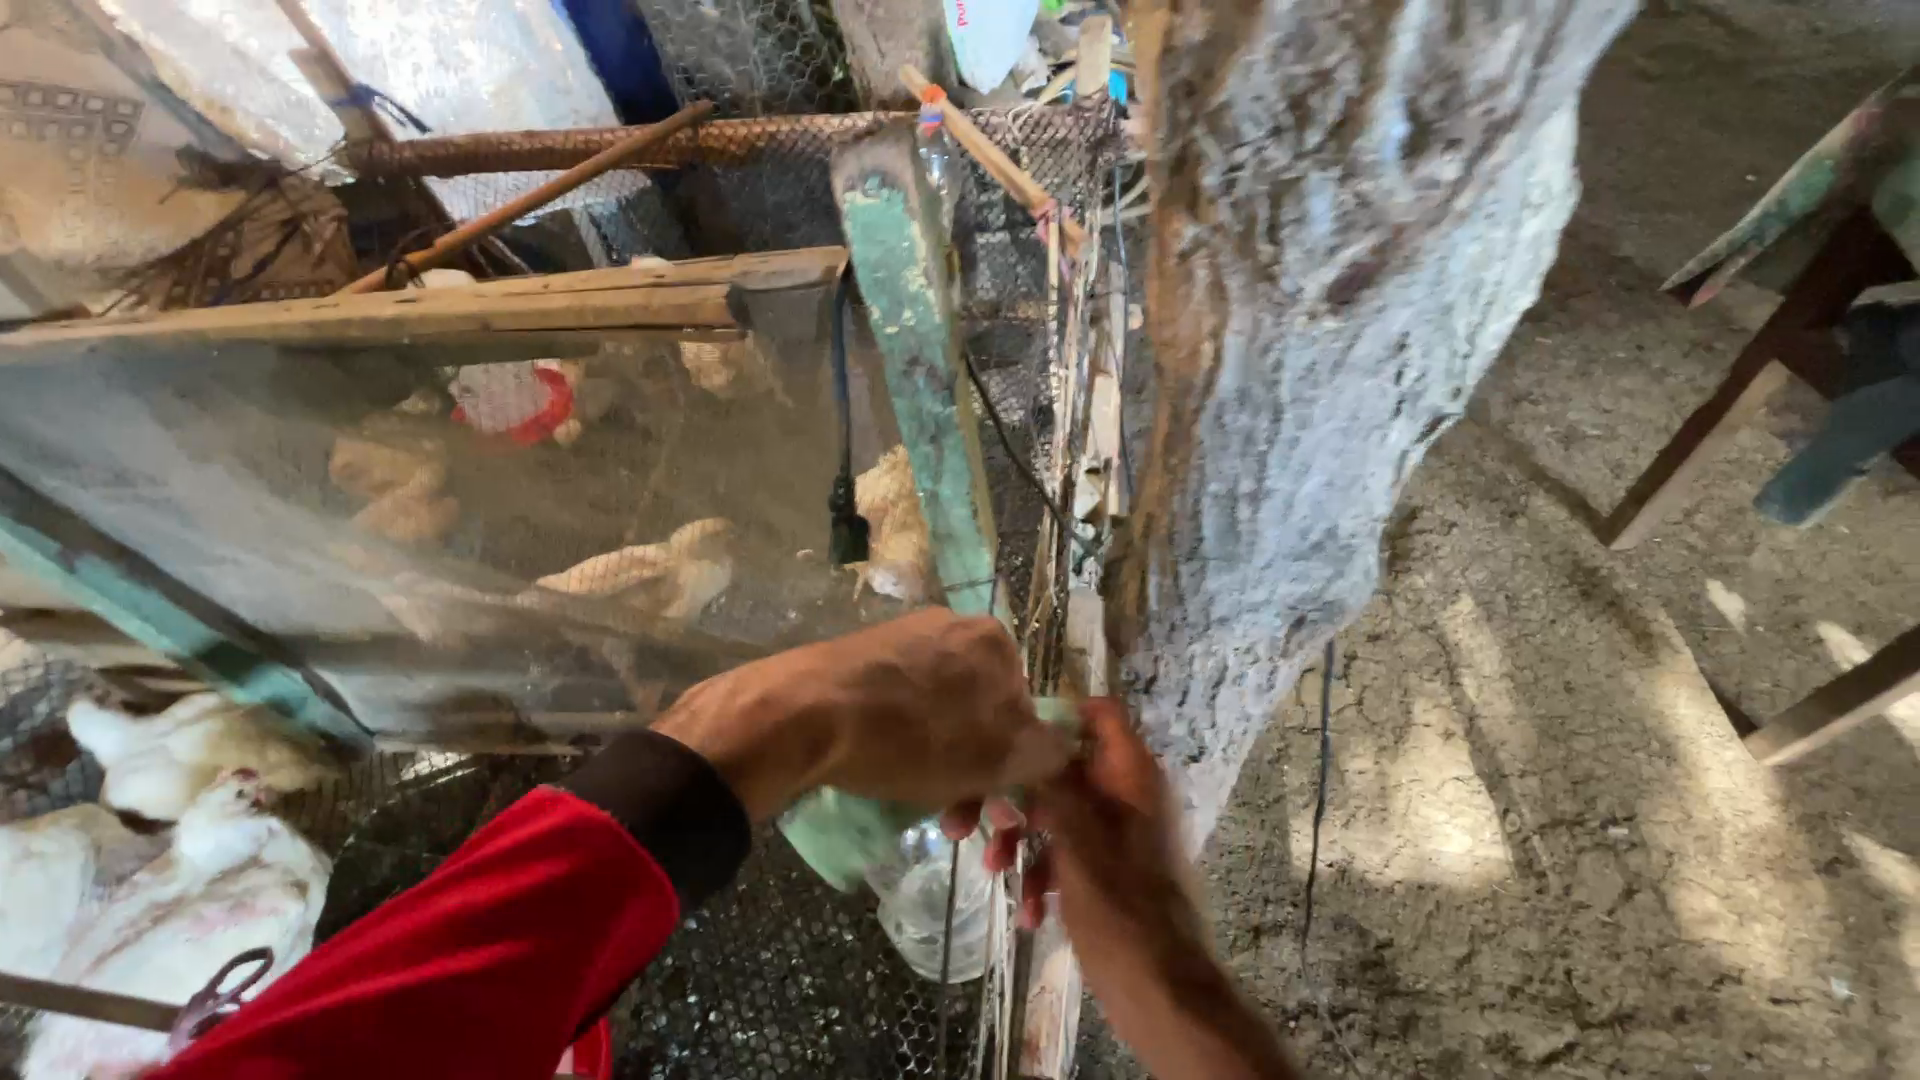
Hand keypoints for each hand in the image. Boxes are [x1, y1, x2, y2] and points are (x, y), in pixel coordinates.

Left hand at [655, 609, 1073, 820]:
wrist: (805, 713)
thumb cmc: (914, 735)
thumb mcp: (996, 756)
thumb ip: (1046, 750)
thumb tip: (1064, 747)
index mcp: (992, 639)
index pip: (1026, 708)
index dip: (1016, 765)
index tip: (997, 808)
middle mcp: (951, 626)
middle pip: (982, 713)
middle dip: (976, 773)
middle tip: (958, 822)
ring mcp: (902, 638)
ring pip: (941, 714)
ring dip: (942, 767)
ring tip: (921, 809)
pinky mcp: (861, 657)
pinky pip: (901, 706)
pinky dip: (904, 743)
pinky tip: (886, 773)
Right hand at [961, 698, 1299, 1079]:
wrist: (1162, 992)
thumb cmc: (1122, 909)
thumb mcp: (1079, 840)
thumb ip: (1052, 783)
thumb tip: (1028, 732)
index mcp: (1132, 775)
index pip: (1100, 715)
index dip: (1055, 715)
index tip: (1007, 734)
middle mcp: (1125, 794)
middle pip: (1063, 769)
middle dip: (1017, 794)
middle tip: (972, 815)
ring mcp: (1116, 833)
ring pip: (1057, 813)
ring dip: (1022, 839)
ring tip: (995, 870)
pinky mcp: (1106, 869)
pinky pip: (1067, 851)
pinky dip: (1044, 874)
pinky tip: (1029, 913)